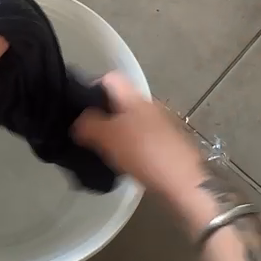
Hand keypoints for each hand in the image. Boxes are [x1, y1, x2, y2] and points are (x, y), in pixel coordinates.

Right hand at [71, 73, 206, 199]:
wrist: (183, 181)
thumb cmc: (143, 153)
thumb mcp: (107, 138)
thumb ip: (88, 125)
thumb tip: (78, 122)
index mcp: (135, 98)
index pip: (110, 78)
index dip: (92, 87)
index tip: (78, 106)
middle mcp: (149, 105)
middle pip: (119, 101)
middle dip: (101, 114)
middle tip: (86, 132)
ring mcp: (161, 124)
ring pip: (129, 120)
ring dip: (115, 132)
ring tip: (101, 149)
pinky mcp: (166, 143)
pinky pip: (140, 137)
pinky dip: (129, 145)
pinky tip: (123, 161)